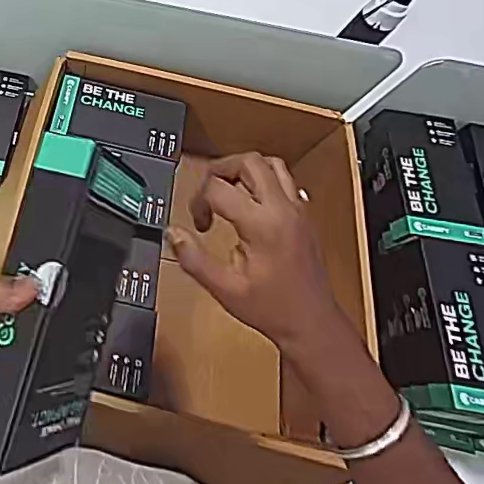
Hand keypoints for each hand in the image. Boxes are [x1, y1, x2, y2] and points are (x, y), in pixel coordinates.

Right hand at [165, 152, 358, 357]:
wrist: (311, 322)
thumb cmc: (274, 309)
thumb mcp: (224, 289)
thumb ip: (193, 259)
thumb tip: (172, 234)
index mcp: (262, 225)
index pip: (219, 188)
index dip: (199, 201)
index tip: (199, 223)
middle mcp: (283, 209)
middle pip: (248, 161)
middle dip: (220, 170)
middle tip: (207, 191)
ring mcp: (298, 209)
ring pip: (271, 163)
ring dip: (244, 169)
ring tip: (228, 189)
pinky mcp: (305, 214)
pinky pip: (285, 179)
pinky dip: (264, 179)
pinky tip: (252, 202)